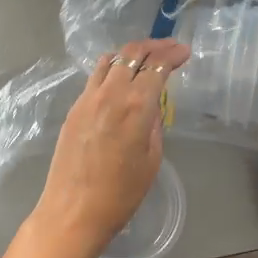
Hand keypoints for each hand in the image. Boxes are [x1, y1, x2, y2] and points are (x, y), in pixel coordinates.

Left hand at [33, 38, 191, 252]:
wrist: (74, 210)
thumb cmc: (121, 194)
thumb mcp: (151, 159)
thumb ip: (152, 125)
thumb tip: (150, 107)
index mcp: (136, 105)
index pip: (157, 66)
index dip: (173, 54)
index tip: (184, 52)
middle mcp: (110, 93)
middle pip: (131, 54)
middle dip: (154, 46)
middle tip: (169, 48)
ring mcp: (87, 99)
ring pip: (110, 61)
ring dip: (129, 54)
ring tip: (144, 60)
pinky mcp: (73, 110)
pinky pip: (94, 78)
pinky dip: (111, 70)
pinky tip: (119, 80)